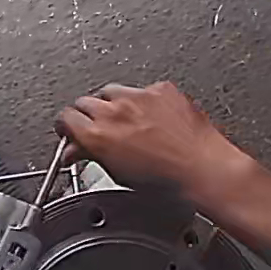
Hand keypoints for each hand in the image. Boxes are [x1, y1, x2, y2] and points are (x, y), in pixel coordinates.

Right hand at [56, 82, 257, 205]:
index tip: (71, 130)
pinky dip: (143, 102)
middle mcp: (115, 111)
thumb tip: (75, 151)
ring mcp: (138, 96)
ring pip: (111, 91)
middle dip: (87, 115)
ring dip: (113, 104)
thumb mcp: (119, 174)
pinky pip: (142, 90)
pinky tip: (153, 118)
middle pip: (85, 102)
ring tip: (128, 122)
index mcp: (99, 134)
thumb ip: (90, 156)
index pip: (66, 118)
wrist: (205, 168)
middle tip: (97, 128)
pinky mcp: (159, 89)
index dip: (67, 126)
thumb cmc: (168, 180)